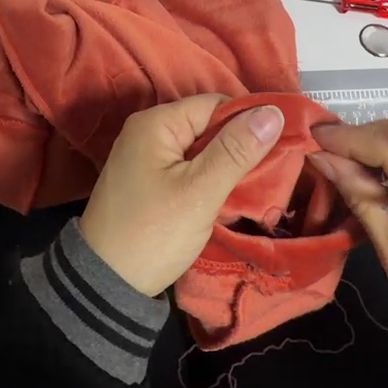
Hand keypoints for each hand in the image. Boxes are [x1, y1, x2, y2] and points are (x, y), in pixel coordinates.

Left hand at [78, 95, 284, 295]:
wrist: (105, 283)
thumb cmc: (153, 233)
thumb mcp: (200, 192)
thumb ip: (236, 151)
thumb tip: (273, 112)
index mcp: (156, 123)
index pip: (214, 105)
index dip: (248, 121)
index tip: (282, 146)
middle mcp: (149, 131)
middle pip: (208, 125)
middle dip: (240, 146)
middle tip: (276, 171)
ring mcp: (148, 157)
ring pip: (201, 149)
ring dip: (228, 165)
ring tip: (261, 185)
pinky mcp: (151, 180)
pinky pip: (189, 167)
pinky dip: (210, 178)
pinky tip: (232, 196)